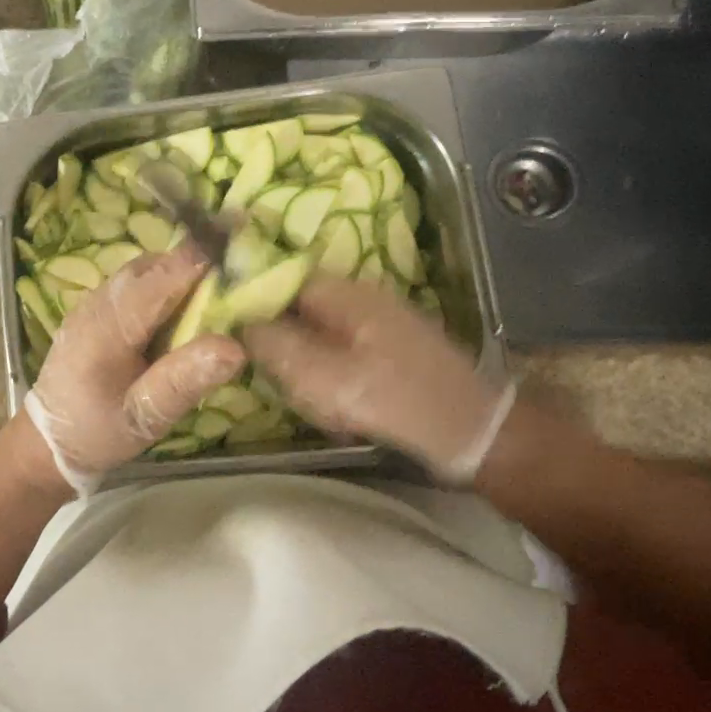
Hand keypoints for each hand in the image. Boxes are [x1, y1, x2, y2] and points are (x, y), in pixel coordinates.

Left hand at [24, 247, 246, 495]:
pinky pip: (133, 283)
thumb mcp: (144, 417)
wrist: (48, 440)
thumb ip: (184, 381)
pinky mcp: (93, 309)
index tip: (244, 251)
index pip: (160, 278)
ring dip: (179, 272)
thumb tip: (234, 348)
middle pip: (151, 265)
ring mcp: (91, 303)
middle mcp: (96, 303)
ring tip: (217, 291)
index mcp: (107, 328)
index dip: (202, 261)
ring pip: (142, 270)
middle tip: (239, 276)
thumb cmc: (97, 432)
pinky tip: (182, 308)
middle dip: (195, 263)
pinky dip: (162, 284)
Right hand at [242, 277, 511, 485]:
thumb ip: (275, 344)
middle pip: (298, 309)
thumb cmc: (392, 401)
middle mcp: (362, 298)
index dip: (254, 301)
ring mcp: (380, 322)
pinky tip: (343, 411)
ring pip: (318, 336)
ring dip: (309, 369)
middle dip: (284, 345)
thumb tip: (240, 320)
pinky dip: (333, 380)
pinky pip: (342, 355)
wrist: (472, 433)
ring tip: (319, 404)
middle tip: (284, 382)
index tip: (238, 335)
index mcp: (345, 294)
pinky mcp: (391, 349)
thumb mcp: (321, 377)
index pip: (281, 278)